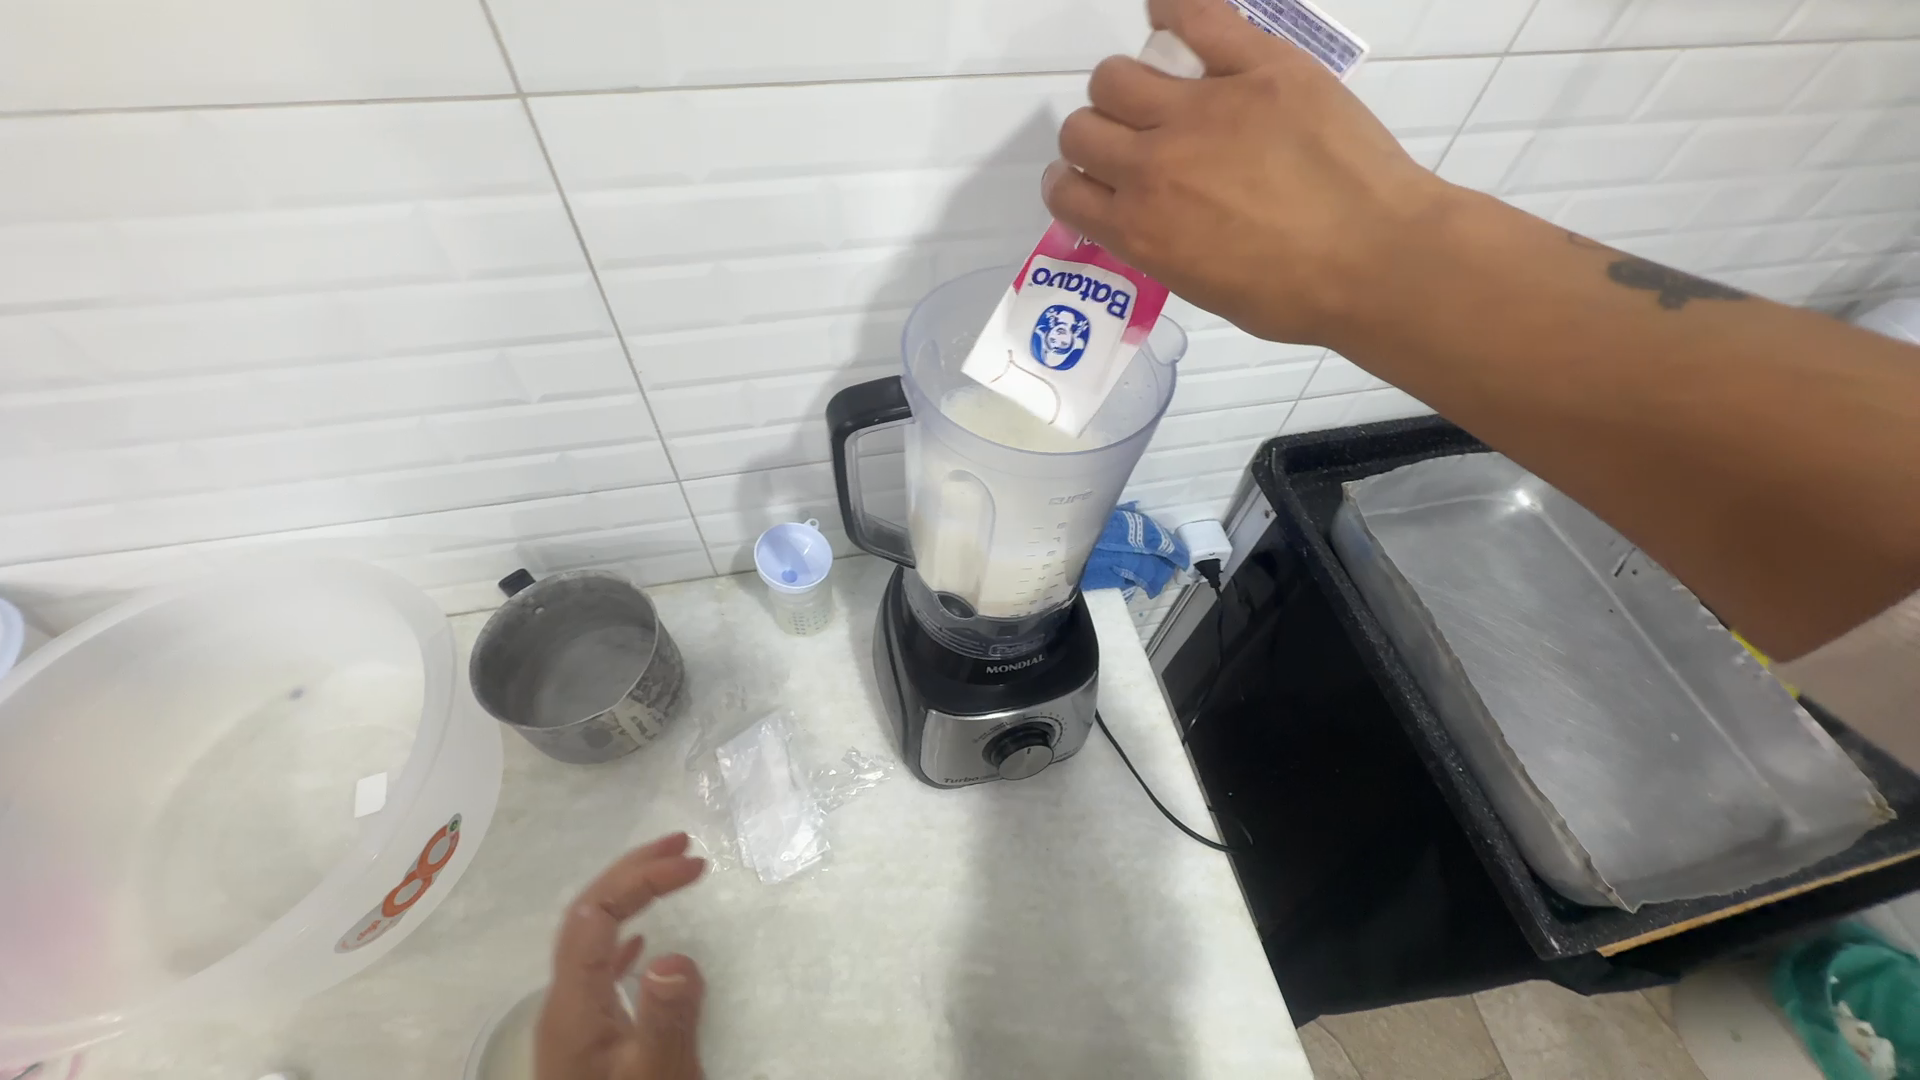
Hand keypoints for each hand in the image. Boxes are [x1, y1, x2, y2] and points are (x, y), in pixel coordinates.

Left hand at [535, 834, 708, 1079]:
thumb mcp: (661, 1079)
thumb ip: (667, 1020)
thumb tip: (675, 952)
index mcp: (573, 1009)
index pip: (595, 914)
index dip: (642, 877)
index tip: (696, 864)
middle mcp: (565, 1006)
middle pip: (586, 916)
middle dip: (633, 871)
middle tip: (684, 844)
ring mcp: (574, 1022)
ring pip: (593, 936)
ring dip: (629, 894)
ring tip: (670, 869)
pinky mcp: (590, 1037)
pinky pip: (601, 965)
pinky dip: (626, 934)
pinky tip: (644, 940)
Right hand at [1043, 0, 1452, 345]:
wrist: (1373, 260)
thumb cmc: (1288, 296)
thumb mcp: (1197, 287)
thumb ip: (1154, 244)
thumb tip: (1142, 215)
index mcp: (1137, 230)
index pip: (1064, 190)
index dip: (1070, 185)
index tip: (1088, 184)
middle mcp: (1152, 165)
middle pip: (1080, 128)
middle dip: (1092, 139)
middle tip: (1126, 145)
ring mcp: (1202, 109)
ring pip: (1115, 75)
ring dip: (1121, 89)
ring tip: (1154, 96)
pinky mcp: (1257, 66)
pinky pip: (1195, 14)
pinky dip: (1171, 10)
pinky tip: (1167, 19)